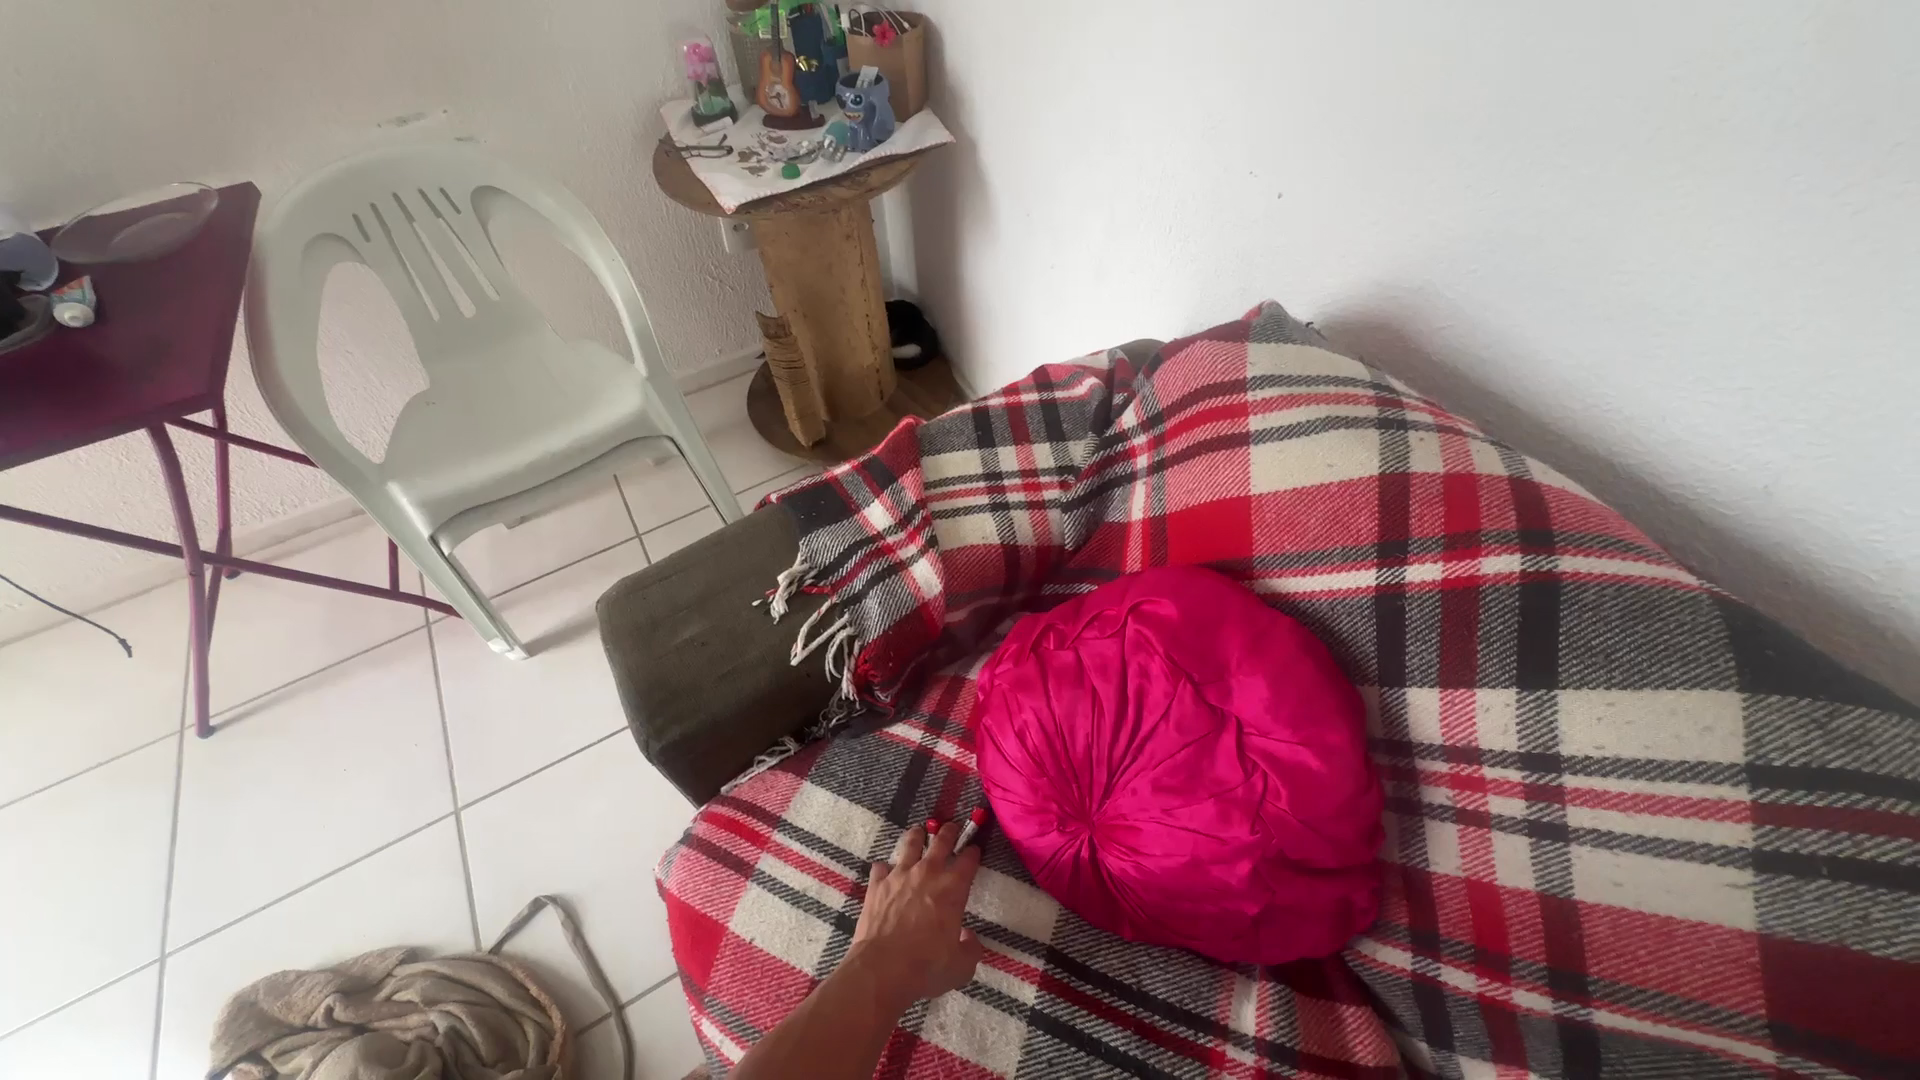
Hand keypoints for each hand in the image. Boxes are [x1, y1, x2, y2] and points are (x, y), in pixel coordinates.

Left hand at [846, 821, 984, 1009]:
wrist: (882, 969)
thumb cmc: (926, 968)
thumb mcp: (961, 967)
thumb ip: (971, 949)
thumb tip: (969, 938)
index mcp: (952, 889)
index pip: (968, 860)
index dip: (973, 852)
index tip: (975, 849)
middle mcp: (927, 874)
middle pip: (941, 840)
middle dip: (949, 831)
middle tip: (952, 827)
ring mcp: (900, 875)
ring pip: (910, 843)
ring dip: (917, 836)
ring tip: (919, 832)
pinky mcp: (877, 884)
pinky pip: (881, 867)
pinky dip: (885, 868)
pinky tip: (886, 872)